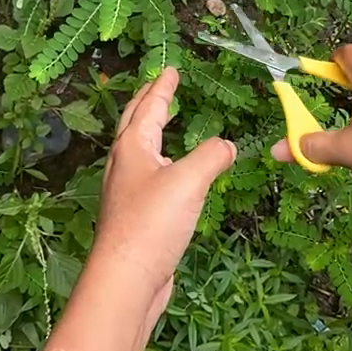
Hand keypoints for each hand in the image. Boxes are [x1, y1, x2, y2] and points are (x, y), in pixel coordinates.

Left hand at [88, 67, 236, 328]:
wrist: (127, 281)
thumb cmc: (152, 223)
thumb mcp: (189, 181)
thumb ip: (211, 156)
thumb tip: (227, 145)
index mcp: (132, 147)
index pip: (149, 107)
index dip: (162, 87)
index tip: (170, 69)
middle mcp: (124, 165)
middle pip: (135, 123)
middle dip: (148, 102)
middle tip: (160, 86)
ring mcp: (126, 192)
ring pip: (139, 151)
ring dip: (151, 132)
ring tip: (165, 125)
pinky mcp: (134, 217)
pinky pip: (149, 177)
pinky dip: (161, 163)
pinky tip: (172, 176)